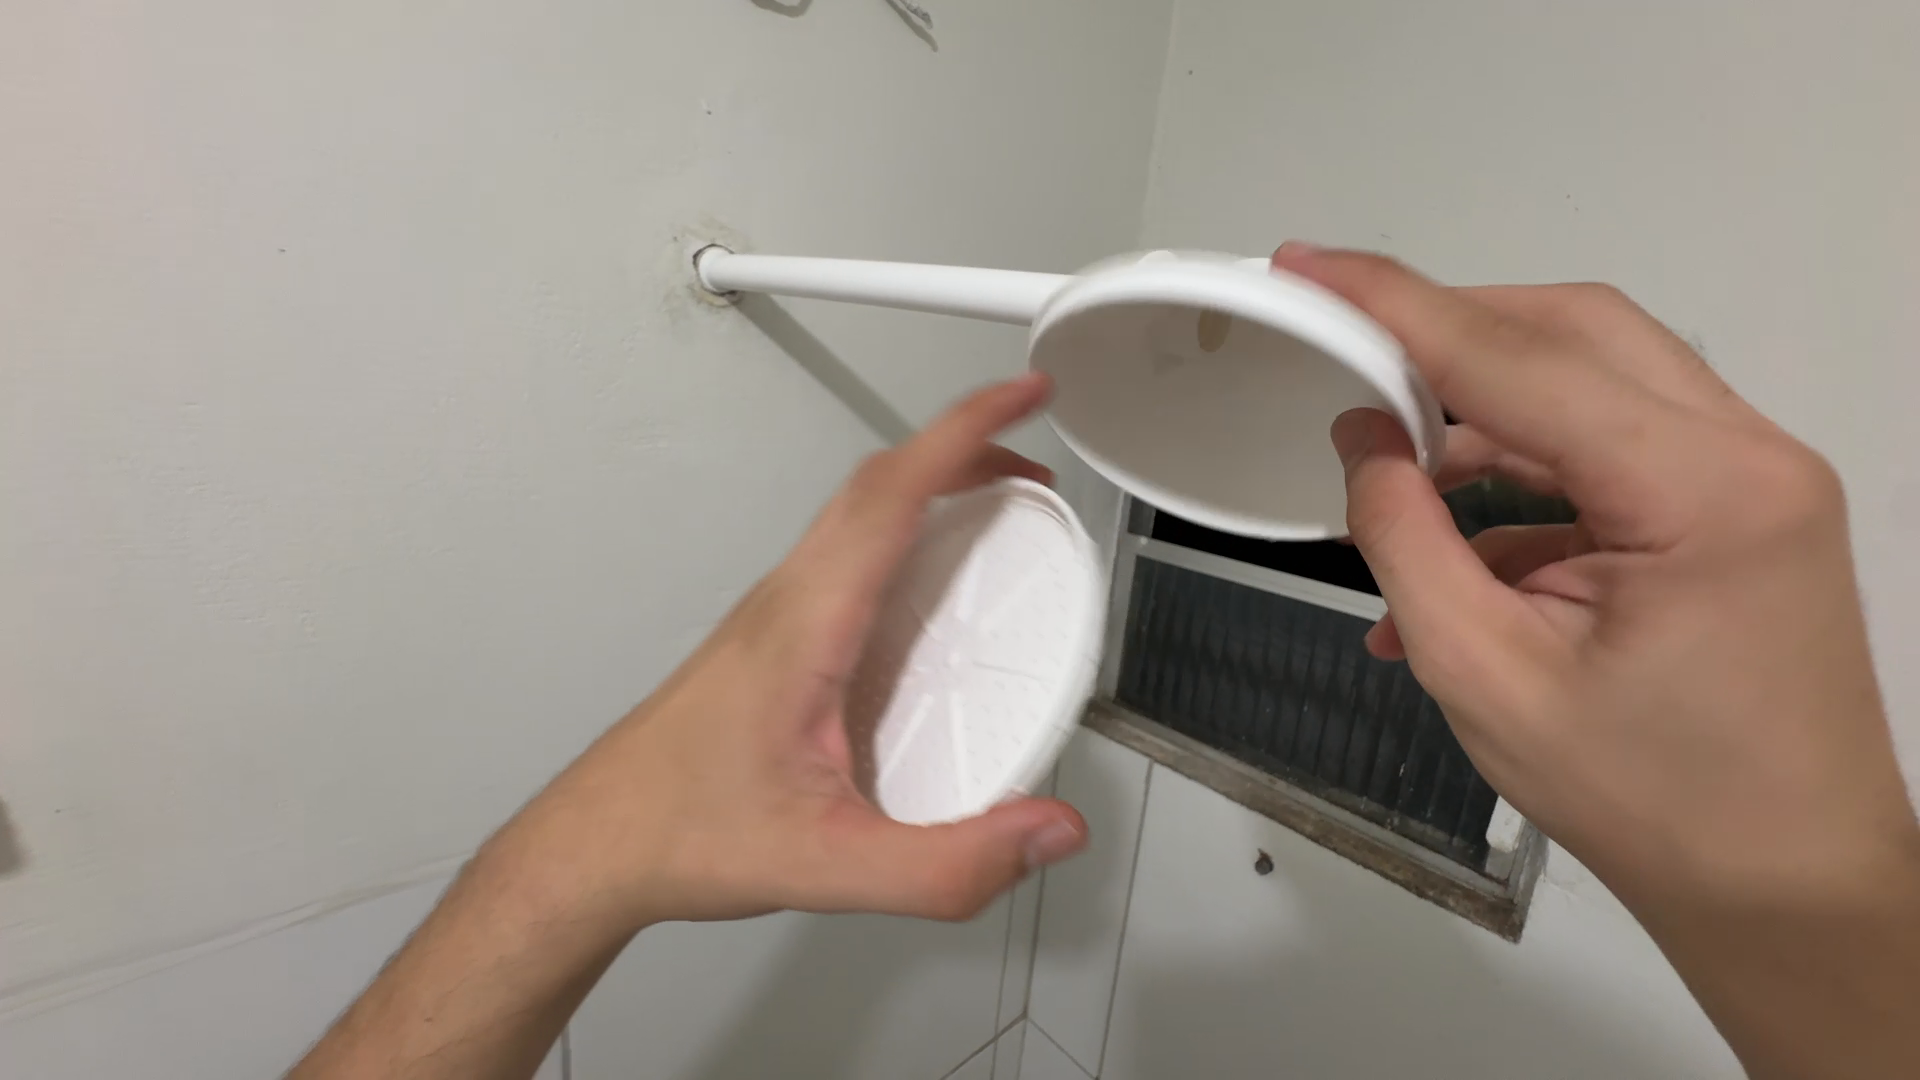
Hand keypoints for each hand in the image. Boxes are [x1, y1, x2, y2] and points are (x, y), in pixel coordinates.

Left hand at [508, 373, 1088, 929]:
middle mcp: (792, 595)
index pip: (893, 491)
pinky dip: (906, 522)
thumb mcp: (831, 864)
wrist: (602, 838)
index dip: (966, 431)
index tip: (1020, 397)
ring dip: (934, 479)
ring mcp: (783, 604)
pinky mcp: (782, 624)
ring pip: (863, 504)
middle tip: (1030, 455)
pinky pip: (852, 543)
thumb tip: (1046, 830)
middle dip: (966, 446)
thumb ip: (949, 863)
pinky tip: (934, 570)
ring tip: (999, 498)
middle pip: (883, 479)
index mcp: (809, 622)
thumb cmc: (685, 830)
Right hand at [1273, 243, 1919, 1078]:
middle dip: (1440, 322)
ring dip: (1469, 399)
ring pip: (1584, 378)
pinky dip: (1502, 470)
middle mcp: (1739, 456)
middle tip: (1342, 331)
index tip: (1309, 266)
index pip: (1513, 358)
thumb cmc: (1636, 792)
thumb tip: (1364, 441)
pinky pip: (1591, 450)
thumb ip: (1404, 536)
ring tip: (1382, 446)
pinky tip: (1440, 537)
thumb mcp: (1476, 666)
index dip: (1394, 304)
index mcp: (1694, 491)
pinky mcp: (1715, 512)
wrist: (1779, 883)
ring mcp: (1739, 479)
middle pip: (1569, 331)